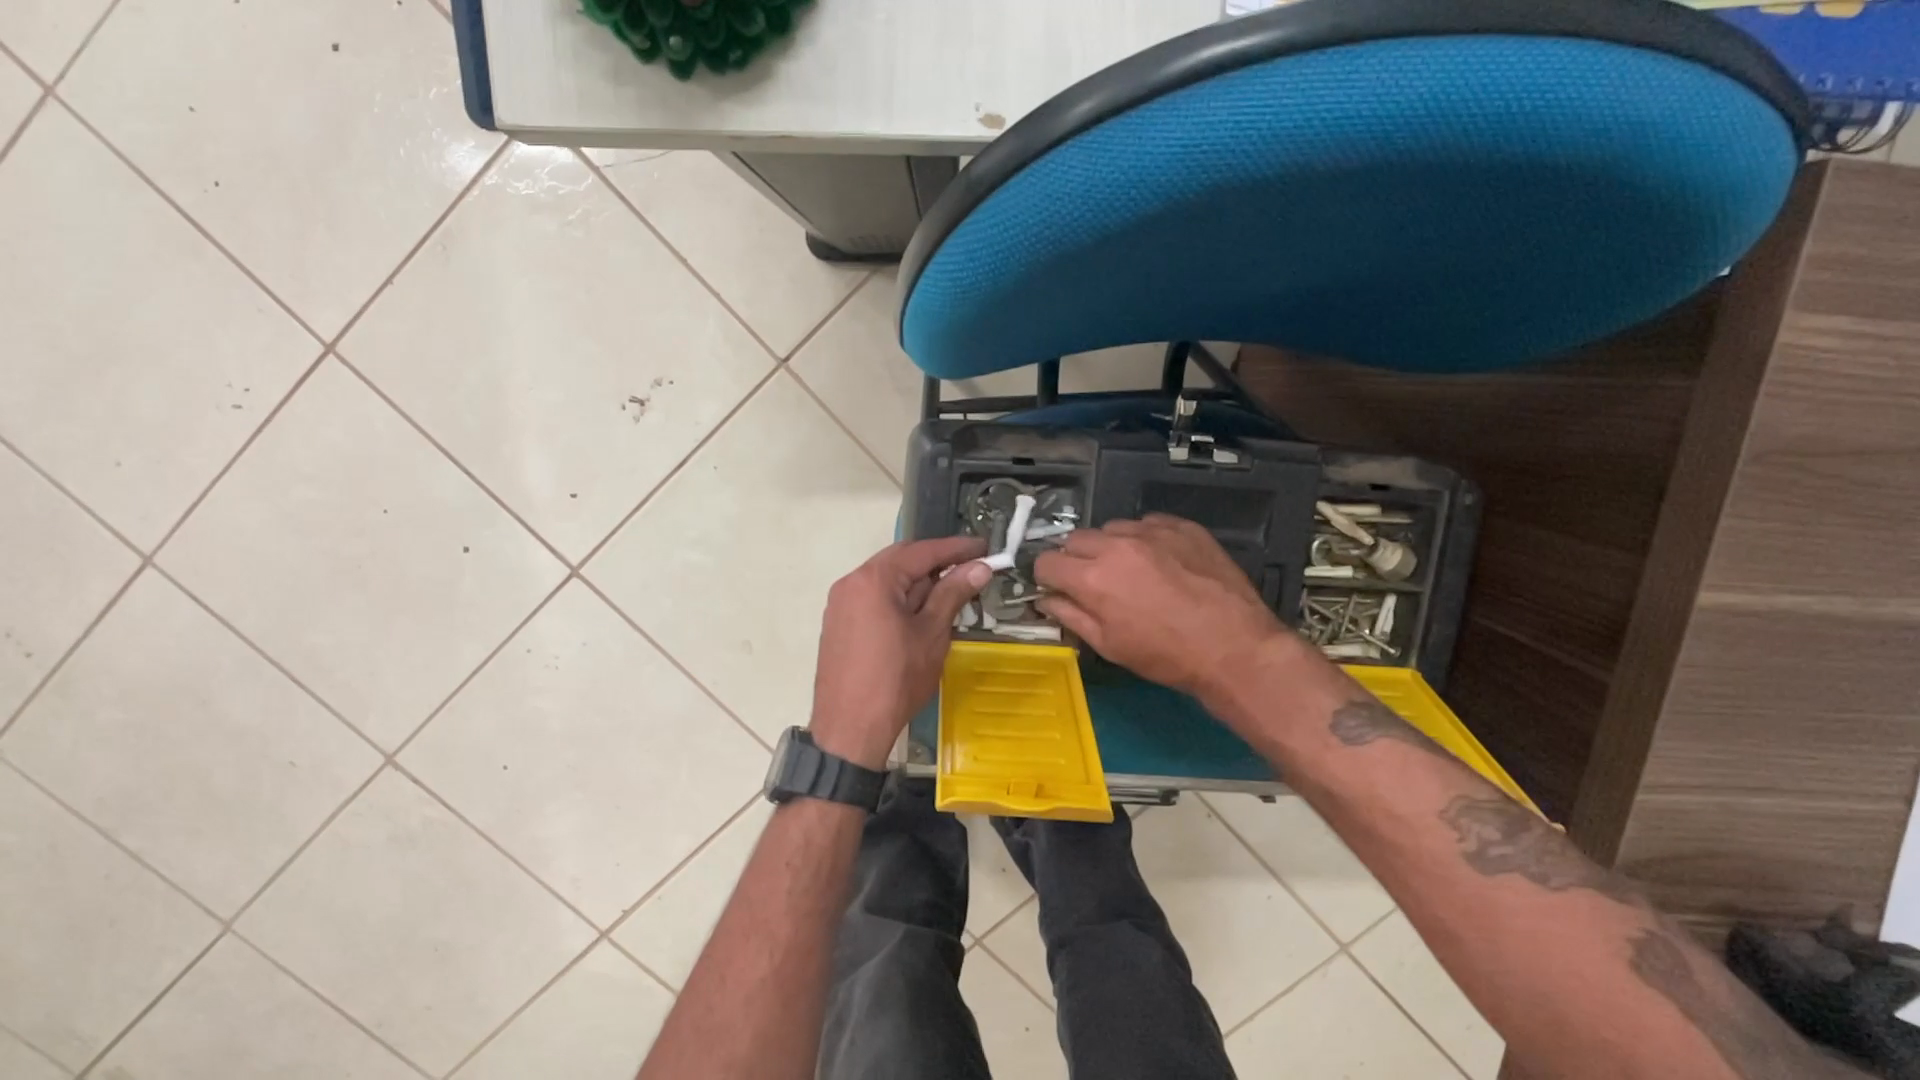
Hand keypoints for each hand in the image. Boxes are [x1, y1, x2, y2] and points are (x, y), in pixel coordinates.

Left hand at [809, 535, 990, 767]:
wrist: (850, 729)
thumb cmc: (896, 679)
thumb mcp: (932, 634)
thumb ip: (953, 594)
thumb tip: (979, 568)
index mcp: (873, 579)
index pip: (921, 552)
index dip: (955, 549)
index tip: (984, 548)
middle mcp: (851, 583)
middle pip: (900, 562)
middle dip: (936, 565)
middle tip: (970, 570)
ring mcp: (840, 605)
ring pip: (886, 582)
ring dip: (918, 585)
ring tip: (950, 595)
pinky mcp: (838, 625)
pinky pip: (873, 600)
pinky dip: (899, 600)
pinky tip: (919, 616)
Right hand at [1035, 514, 1299, 699]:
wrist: (1234, 647)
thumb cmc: (1166, 656)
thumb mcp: (1109, 646)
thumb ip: (1071, 616)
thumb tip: (1047, 600)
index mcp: (1092, 578)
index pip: (1046, 562)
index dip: (1047, 578)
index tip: (1057, 590)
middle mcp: (1117, 545)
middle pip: (1075, 539)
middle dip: (1075, 560)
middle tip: (1093, 584)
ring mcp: (1152, 531)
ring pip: (1112, 529)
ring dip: (1110, 547)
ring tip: (1130, 572)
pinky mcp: (1182, 526)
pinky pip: (1148, 524)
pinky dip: (1144, 540)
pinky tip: (1160, 563)